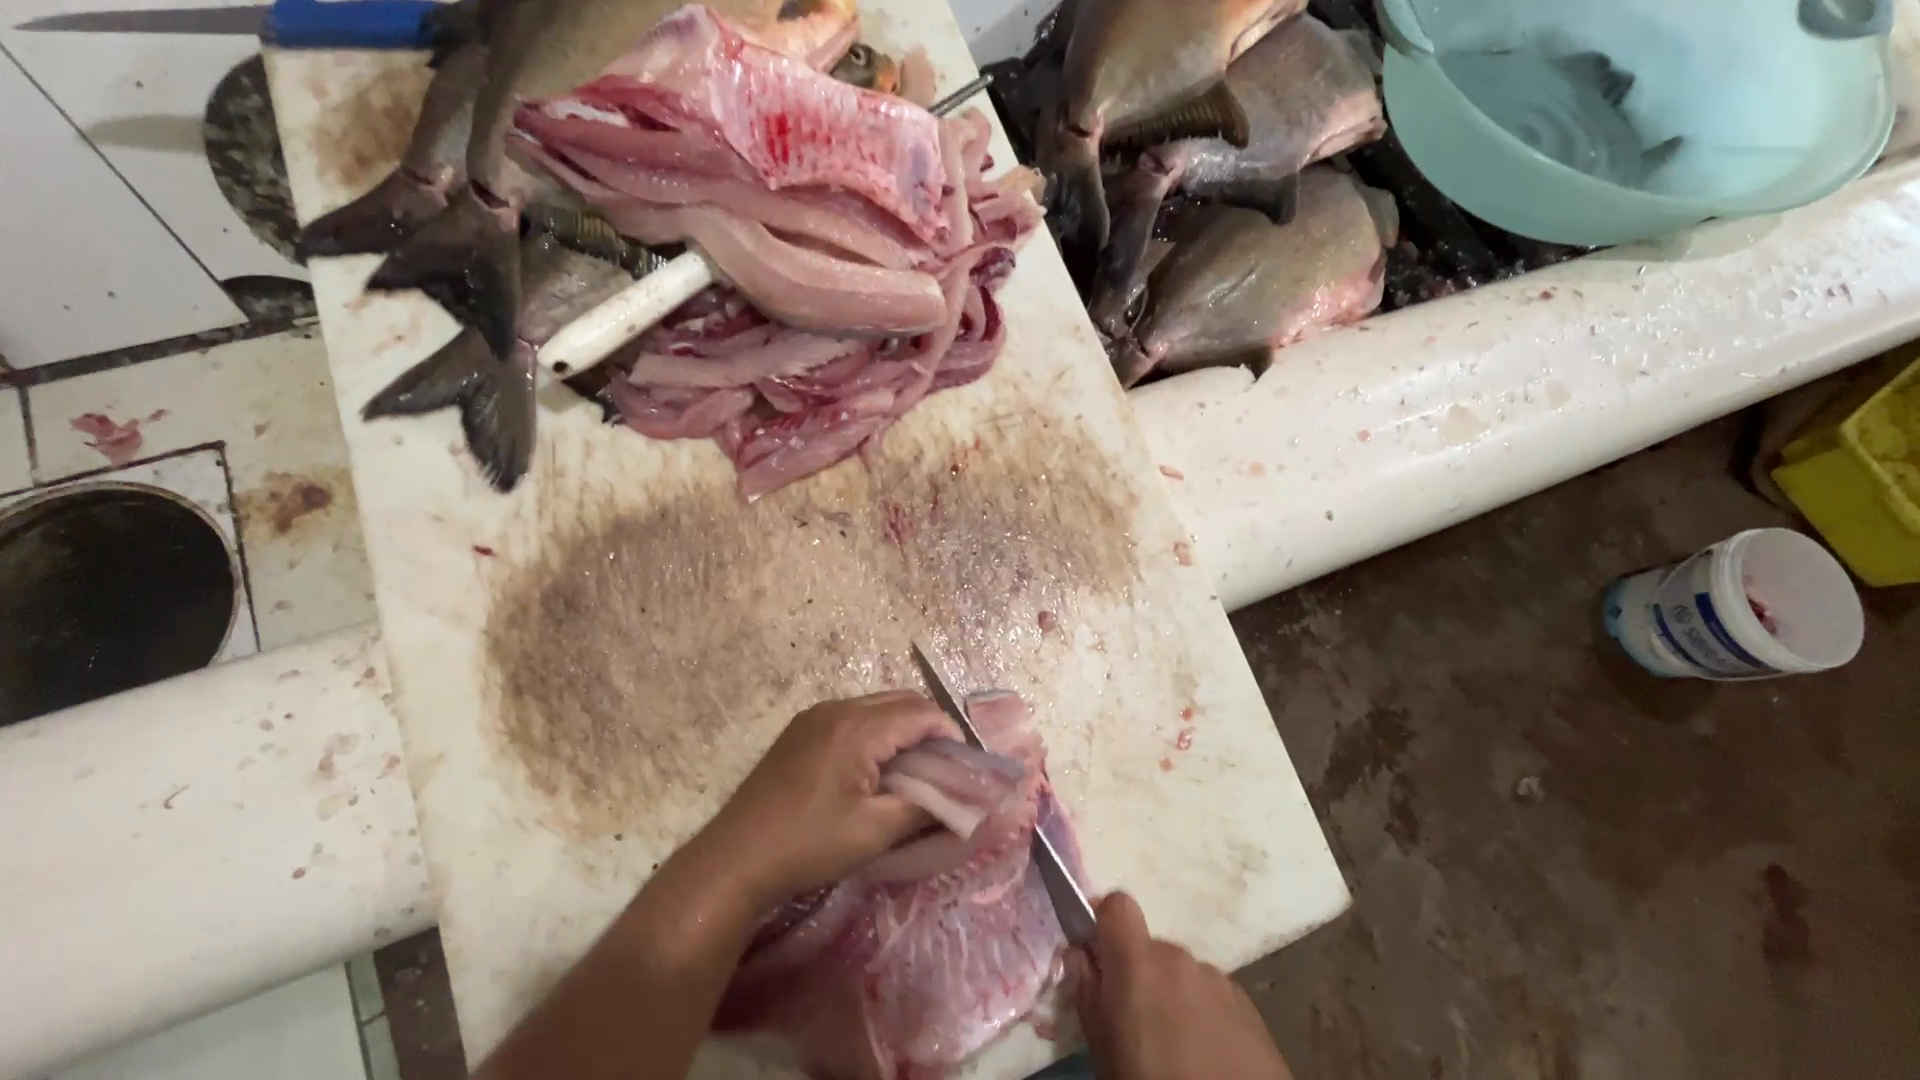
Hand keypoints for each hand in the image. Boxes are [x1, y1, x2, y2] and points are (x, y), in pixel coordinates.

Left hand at [699, 690, 958, 902]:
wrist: (735, 859)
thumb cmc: (809, 844)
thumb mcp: (875, 831)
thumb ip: (926, 807)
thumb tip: (968, 800)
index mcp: (857, 727)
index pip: (922, 713)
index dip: (952, 736)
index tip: (966, 769)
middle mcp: (837, 708)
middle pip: (901, 701)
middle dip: (930, 729)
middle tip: (945, 770)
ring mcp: (814, 717)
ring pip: (877, 706)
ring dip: (903, 730)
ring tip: (915, 772)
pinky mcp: (800, 731)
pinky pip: (853, 717)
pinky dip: (876, 733)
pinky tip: (877, 770)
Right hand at [1071, 893, 1294, 1079]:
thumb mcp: (1101, 1047)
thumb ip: (1088, 991)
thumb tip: (1081, 954)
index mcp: (1138, 963)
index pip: (1118, 905)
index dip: (1105, 923)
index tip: (1100, 956)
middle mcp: (1179, 959)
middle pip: (1150, 948)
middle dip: (1140, 976)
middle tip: (1138, 1025)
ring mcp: (1217, 979)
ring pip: (1181, 974)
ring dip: (1172, 997)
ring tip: (1176, 1048)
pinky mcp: (1247, 1004)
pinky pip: (1210, 994)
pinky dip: (1203, 1014)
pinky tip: (1206, 1055)